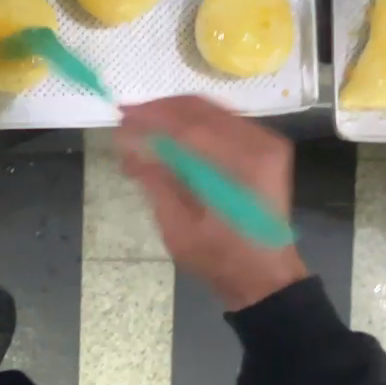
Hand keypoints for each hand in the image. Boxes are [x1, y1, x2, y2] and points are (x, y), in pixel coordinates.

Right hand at [117, 96, 309, 310]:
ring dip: (173, 114)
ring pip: (210, 111)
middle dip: (159, 110)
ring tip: (141, 123)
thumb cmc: (219, 258)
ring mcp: (265, 142)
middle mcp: (259, 144)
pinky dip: (191, 123)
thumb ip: (155, 180)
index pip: (188, 128)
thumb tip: (128, 144)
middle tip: (126, 116)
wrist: (263, 274)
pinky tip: (167, 133)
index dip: (150, 120)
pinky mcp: (262, 147)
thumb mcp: (178, 227)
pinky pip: (221, 122)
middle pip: (200, 110)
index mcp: (242, 166)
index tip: (120, 118)